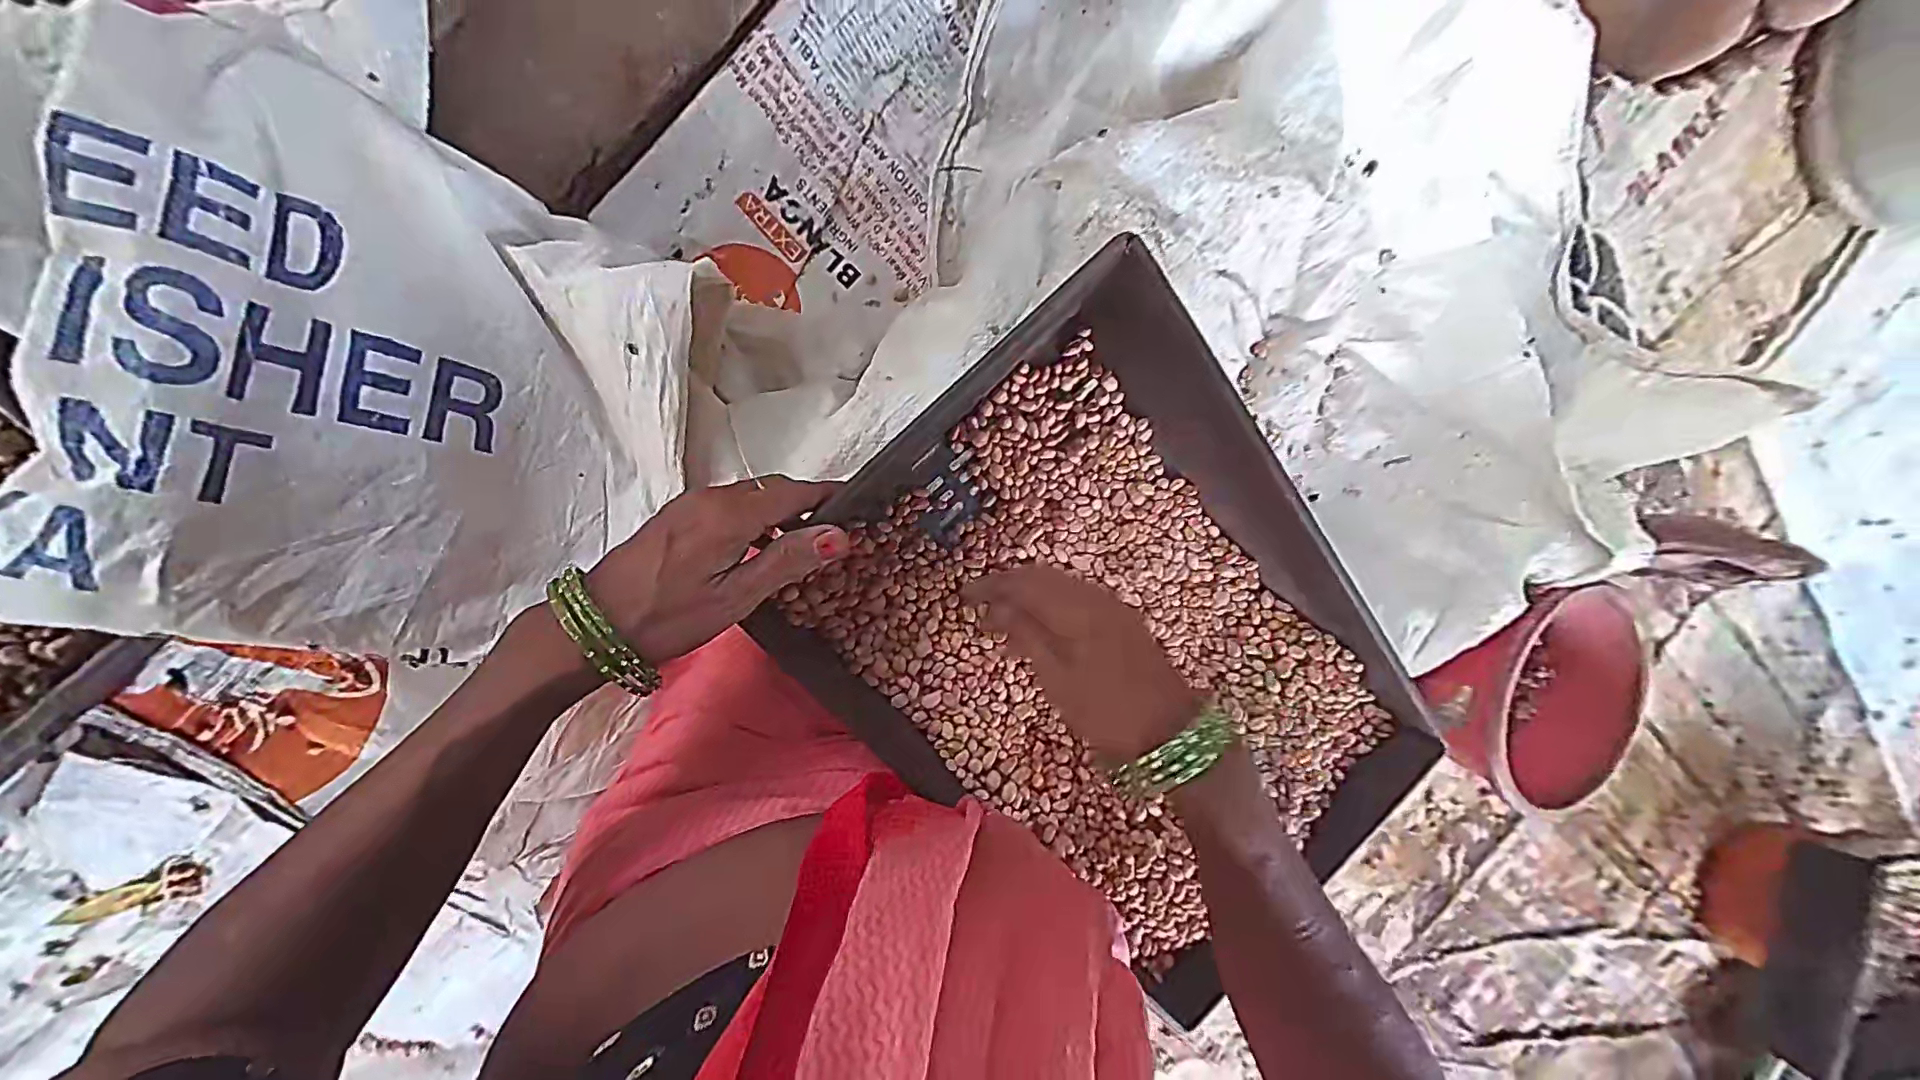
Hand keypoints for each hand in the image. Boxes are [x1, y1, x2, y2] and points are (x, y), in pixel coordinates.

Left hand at [585, 476, 848, 662]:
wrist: (594, 623)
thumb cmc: (668, 617)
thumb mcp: (735, 597)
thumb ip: (787, 561)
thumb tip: (839, 535)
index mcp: (729, 513)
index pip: (794, 491)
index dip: (829, 495)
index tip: (860, 504)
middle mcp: (711, 496)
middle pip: (774, 487)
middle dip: (809, 501)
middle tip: (838, 528)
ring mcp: (691, 503)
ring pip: (752, 494)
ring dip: (783, 508)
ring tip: (806, 539)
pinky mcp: (679, 514)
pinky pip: (731, 502)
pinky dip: (757, 514)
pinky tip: (762, 543)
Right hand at [964, 564, 1198, 761]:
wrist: (1170, 730)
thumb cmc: (1106, 712)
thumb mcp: (1057, 680)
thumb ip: (1027, 636)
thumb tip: (997, 607)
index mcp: (1076, 609)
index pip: (1024, 582)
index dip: (991, 586)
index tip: (964, 596)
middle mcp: (1094, 597)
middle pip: (1042, 577)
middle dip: (1007, 587)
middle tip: (979, 607)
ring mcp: (1111, 607)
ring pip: (1059, 586)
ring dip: (1028, 596)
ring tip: (1003, 624)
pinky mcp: (1120, 620)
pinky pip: (1076, 599)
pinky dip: (1050, 606)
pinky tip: (1038, 630)